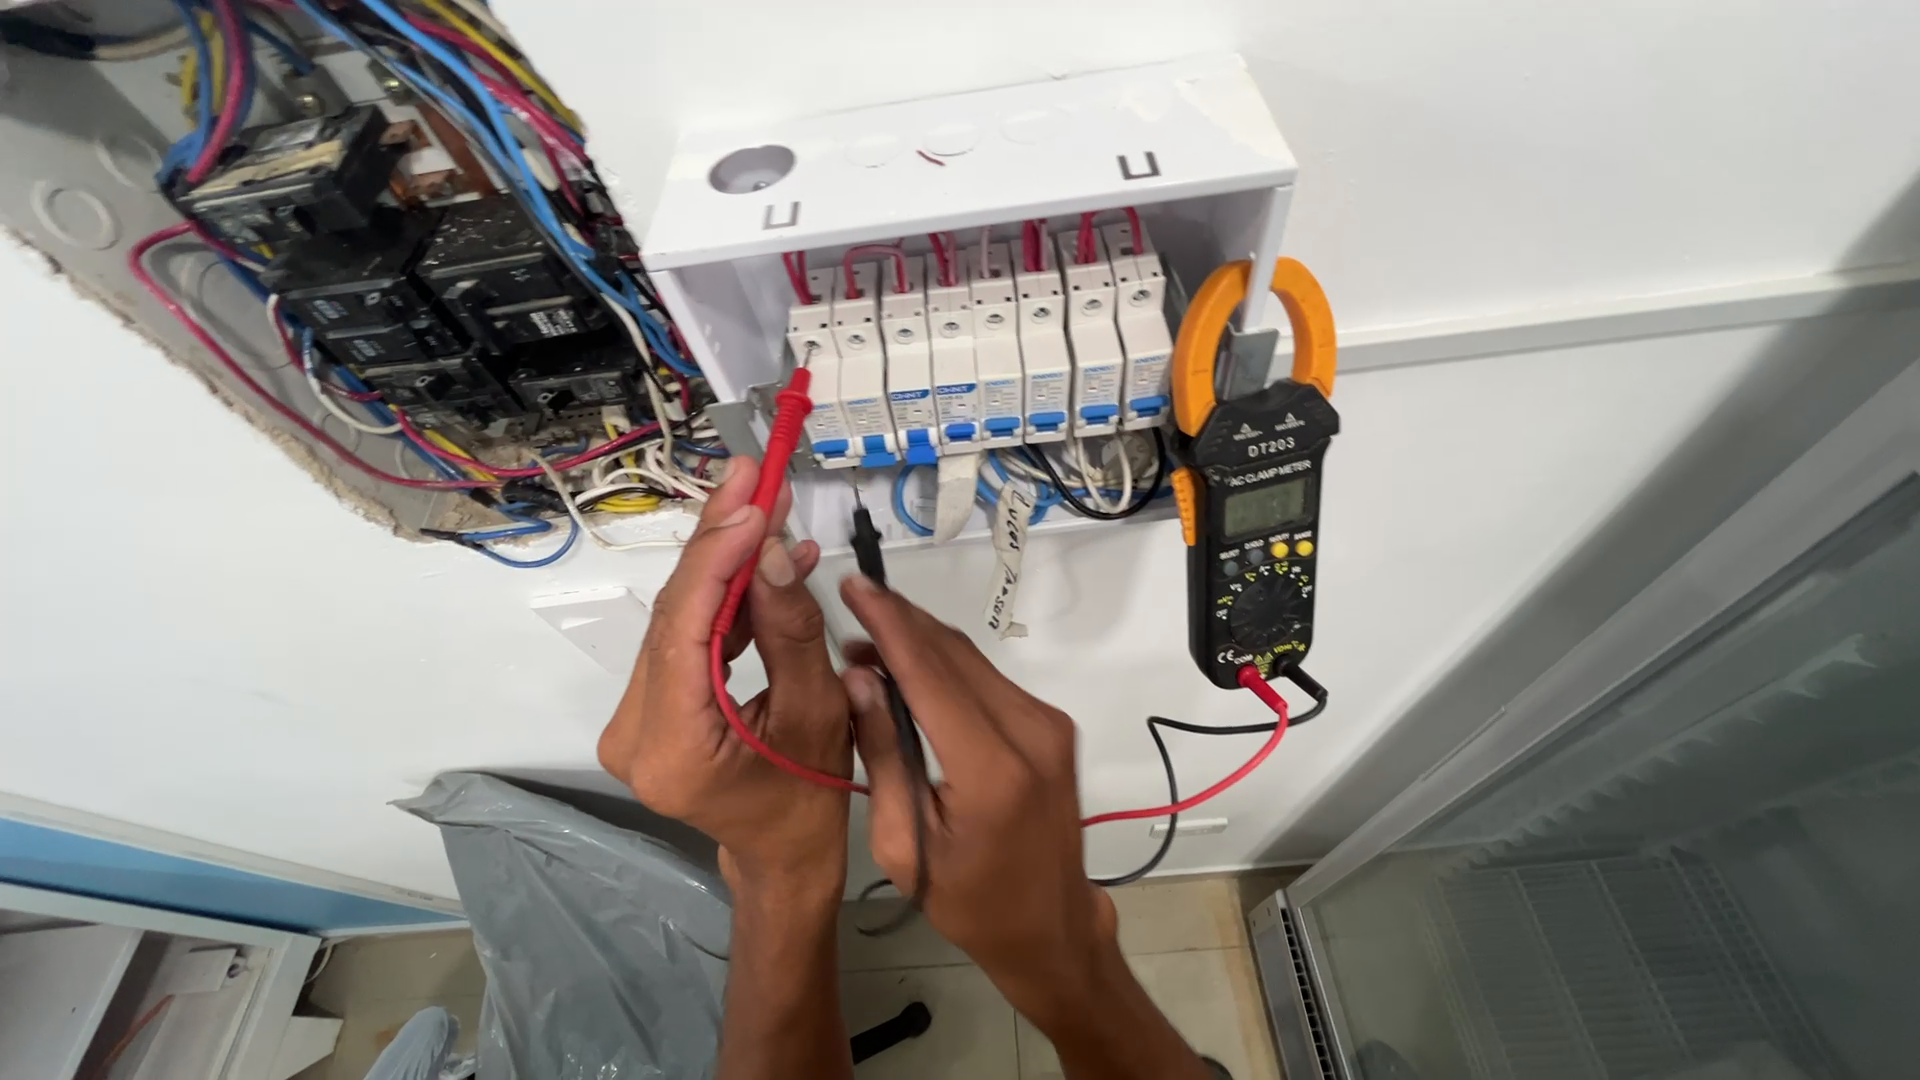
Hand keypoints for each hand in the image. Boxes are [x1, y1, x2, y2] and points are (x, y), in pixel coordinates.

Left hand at [598, 458, 852, 894]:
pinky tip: (766, 566)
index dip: (717, 556)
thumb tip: (775, 552)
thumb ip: (792, 634)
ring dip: (727, 564)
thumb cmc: (811, 797)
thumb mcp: (817, 713)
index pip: (684, 630)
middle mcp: (632, 730)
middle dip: (720, 543)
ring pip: (681, 619)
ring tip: (768, 508)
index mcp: (670, 745)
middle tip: (754, 477)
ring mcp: (635, 719)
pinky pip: (688, 638)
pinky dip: (728, 600)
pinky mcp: (651, 708)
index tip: (752, 498)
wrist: (784, 854)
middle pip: (675, 616)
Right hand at [837, 575, 1117, 1009]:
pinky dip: (947, 665)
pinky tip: (911, 668)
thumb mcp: (904, 845)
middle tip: (855, 601)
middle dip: (902, 622)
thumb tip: (859, 679)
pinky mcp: (1052, 724)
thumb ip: (883, 755)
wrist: (1051, 926)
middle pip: (955, 655)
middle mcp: (1031, 732)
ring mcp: (1049, 724)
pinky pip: (989, 679)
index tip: (855, 584)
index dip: (890, 624)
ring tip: (869, 639)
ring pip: (973, 660)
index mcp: (993, 769)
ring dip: (922, 641)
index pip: (931, 675)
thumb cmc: (968, 902)